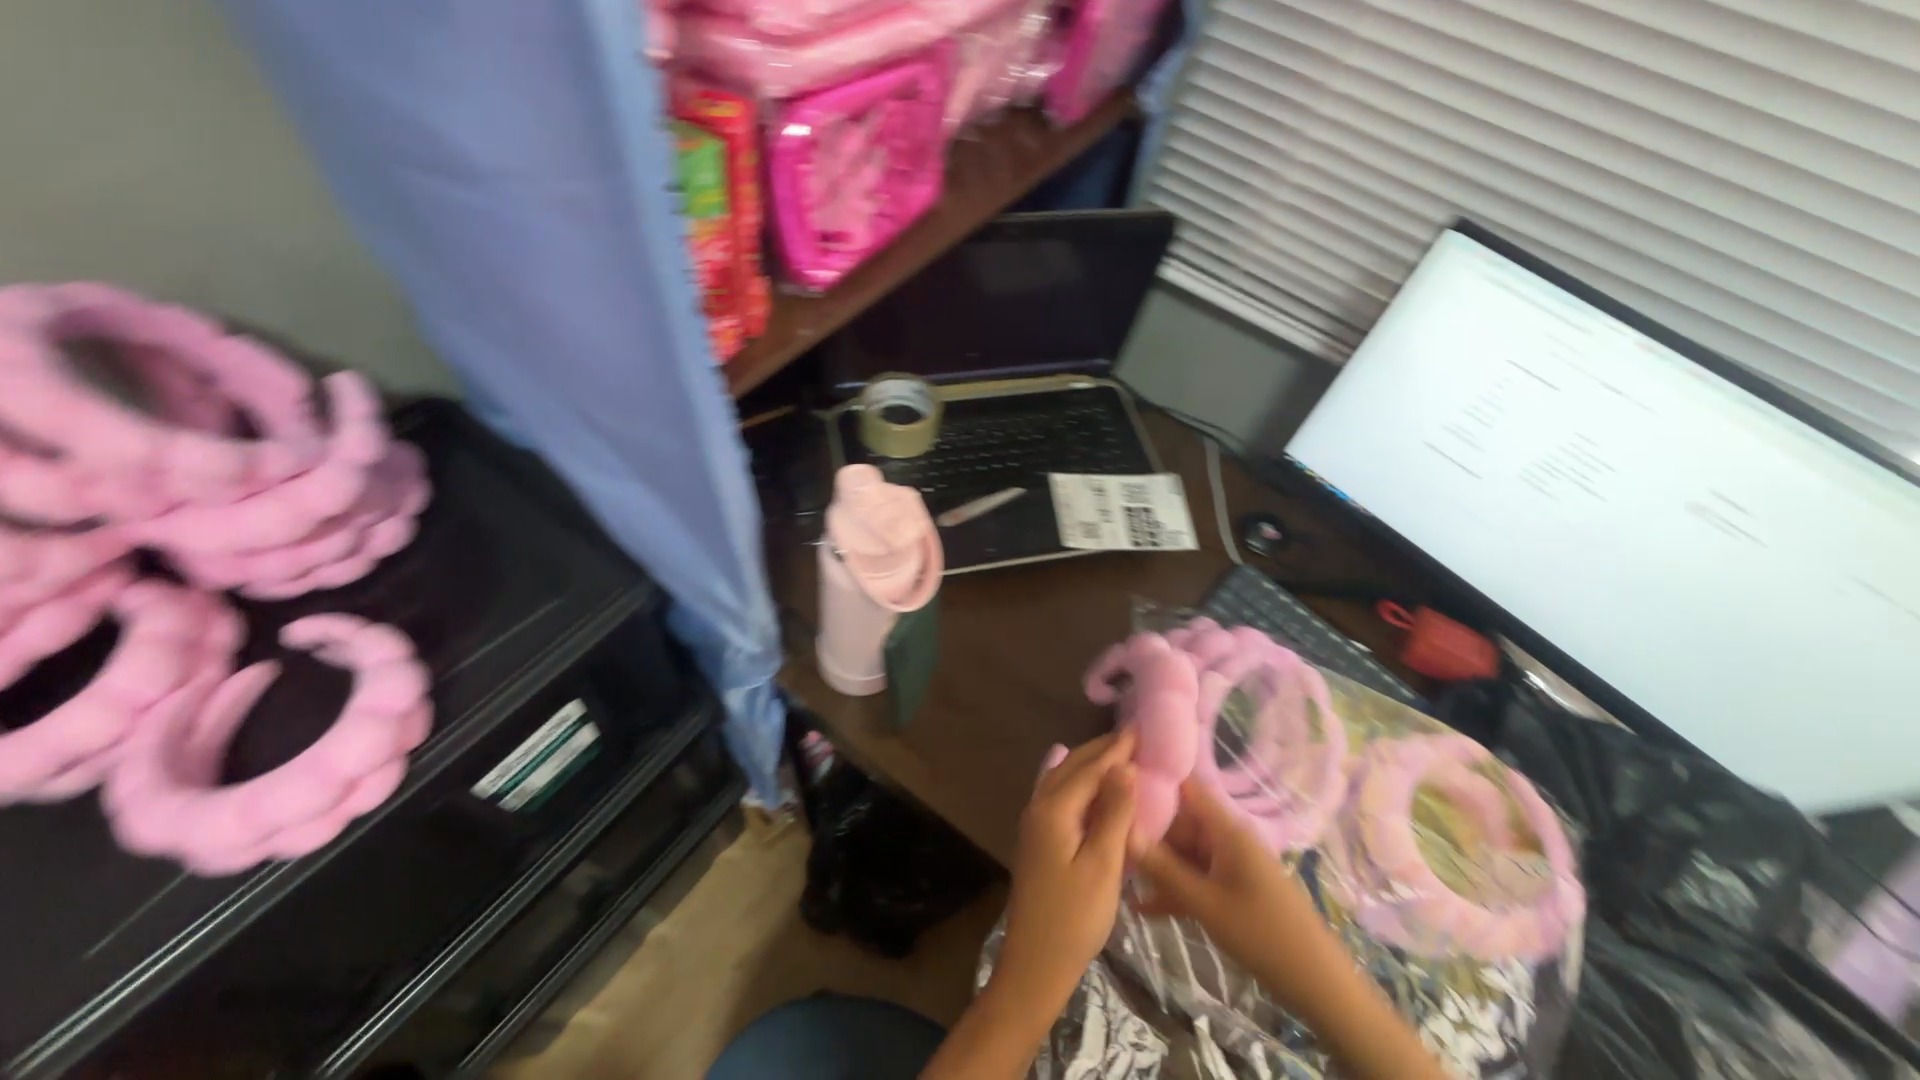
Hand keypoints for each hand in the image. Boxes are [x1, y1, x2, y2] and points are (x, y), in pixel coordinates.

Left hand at [994, 731, 1137, 1011]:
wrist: (1036, 962)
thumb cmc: (1075, 917)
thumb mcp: (1104, 864)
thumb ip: (1114, 813)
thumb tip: (1125, 766)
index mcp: (1054, 810)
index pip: (1091, 767)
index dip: (1117, 747)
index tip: (1142, 726)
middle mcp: (1039, 808)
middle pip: (1073, 767)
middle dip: (1102, 749)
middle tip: (1134, 735)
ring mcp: (1035, 824)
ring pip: (1063, 780)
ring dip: (1089, 764)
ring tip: (1118, 753)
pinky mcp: (1039, 840)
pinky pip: (1059, 797)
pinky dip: (1078, 783)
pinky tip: (1083, 780)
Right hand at [1130, 778, 1346, 1018]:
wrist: (1315, 981)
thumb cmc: (1261, 934)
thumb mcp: (1204, 903)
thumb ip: (1162, 867)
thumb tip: (1122, 830)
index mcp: (1225, 830)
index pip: (1184, 787)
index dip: (1152, 779)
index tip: (1115, 781)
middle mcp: (1226, 839)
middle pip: (1178, 822)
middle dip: (1144, 831)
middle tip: (1102, 839)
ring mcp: (1229, 865)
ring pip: (1183, 853)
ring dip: (1155, 865)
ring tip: (1114, 873)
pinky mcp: (1231, 889)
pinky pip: (1195, 878)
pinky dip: (1173, 888)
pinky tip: (1141, 907)